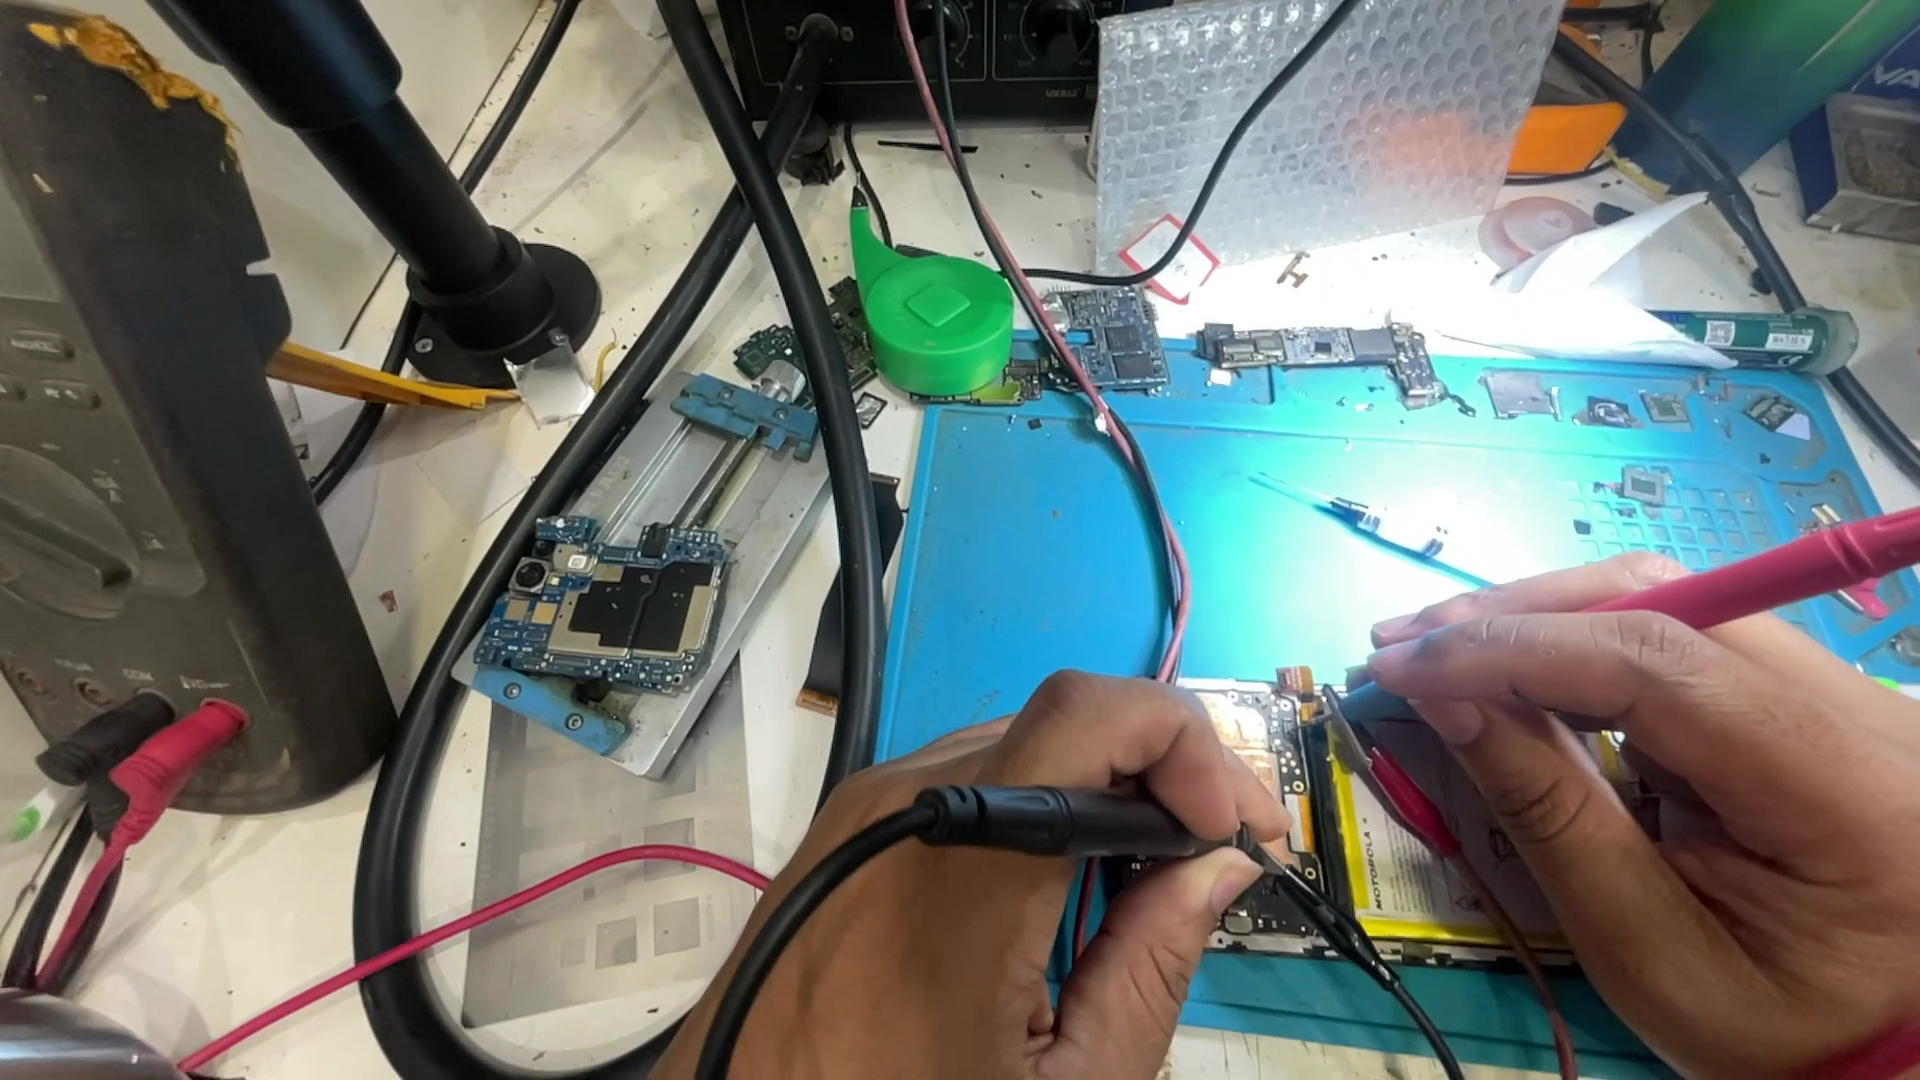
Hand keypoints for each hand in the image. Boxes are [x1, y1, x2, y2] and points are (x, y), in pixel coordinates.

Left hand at [655, 672, 1286, 1079]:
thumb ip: (1151, 965)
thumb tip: (1216, 866)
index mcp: (963, 857)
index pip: (1088, 715)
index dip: (1182, 740)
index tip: (1233, 824)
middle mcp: (912, 795)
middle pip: (1067, 723)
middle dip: (1161, 769)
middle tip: (1215, 846)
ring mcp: (872, 794)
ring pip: (1024, 743)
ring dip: (1102, 785)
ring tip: (1144, 866)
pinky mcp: (853, 810)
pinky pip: (972, 772)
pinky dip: (1039, 799)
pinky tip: (1060, 870)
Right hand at [1365, 553, 1919, 1078]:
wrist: (1902, 1052)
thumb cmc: (1777, 1027)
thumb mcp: (1643, 947)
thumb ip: (1543, 810)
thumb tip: (1438, 696)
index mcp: (1847, 794)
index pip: (1655, 665)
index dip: (1507, 650)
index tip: (1396, 667)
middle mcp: (1860, 711)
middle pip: (1655, 603)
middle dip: (1506, 617)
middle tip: (1396, 647)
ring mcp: (1832, 692)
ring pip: (1652, 600)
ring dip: (1523, 618)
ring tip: (1428, 647)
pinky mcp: (1790, 693)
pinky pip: (1657, 631)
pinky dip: (1557, 640)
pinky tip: (1496, 662)